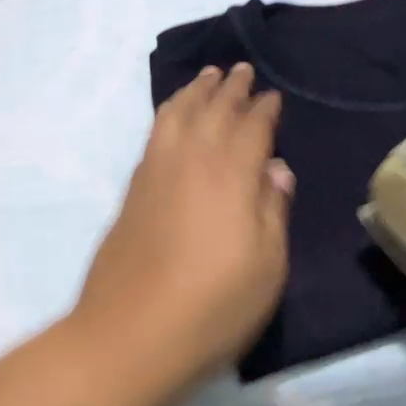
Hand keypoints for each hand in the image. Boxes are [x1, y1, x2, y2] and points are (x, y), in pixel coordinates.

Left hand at [71, 63, 292, 391]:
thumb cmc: (212, 307)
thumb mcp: (266, 267)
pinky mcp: (133, 188)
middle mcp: (192, 159)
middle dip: (231, 87)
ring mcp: (156, 170)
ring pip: (178, 113)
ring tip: (207, 76)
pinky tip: (174, 115)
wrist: (128, 335)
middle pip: (214, 109)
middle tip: (242, 70)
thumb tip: (276, 169)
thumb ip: (273, 210)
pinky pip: (155, 131)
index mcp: (232, 174)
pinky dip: (169, 112)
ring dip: (195, 91)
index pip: (253, 126)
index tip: (273, 96)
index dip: (265, 109)